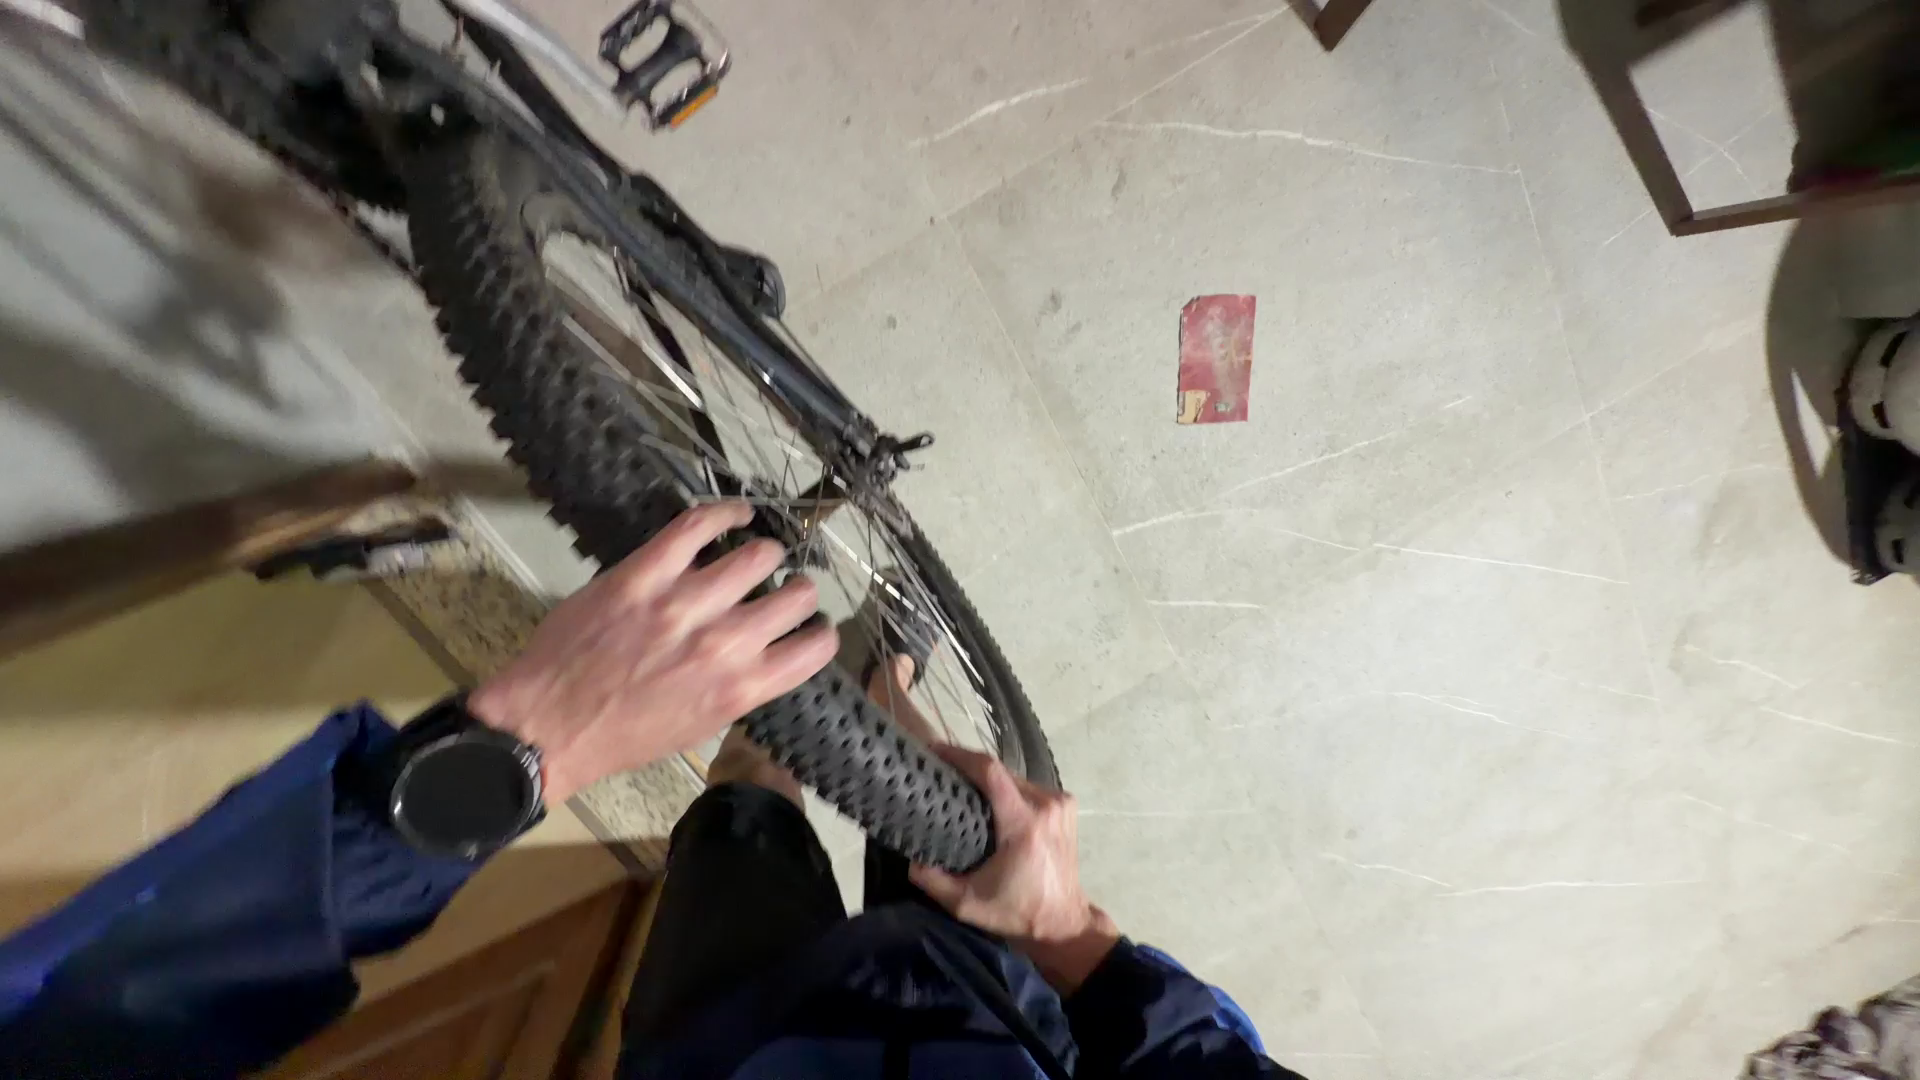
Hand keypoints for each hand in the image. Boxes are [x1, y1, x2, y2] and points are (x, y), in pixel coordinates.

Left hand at [468, 502, 837, 802]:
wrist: (547, 728)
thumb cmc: (628, 736)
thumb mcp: (703, 725)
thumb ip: (745, 685)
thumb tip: (770, 649)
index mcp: (743, 687)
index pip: (816, 648)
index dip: (823, 635)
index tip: (814, 629)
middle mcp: (725, 644)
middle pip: (798, 597)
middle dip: (801, 593)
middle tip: (787, 591)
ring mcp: (684, 604)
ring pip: (758, 557)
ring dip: (768, 556)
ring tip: (761, 558)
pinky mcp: (645, 575)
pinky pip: (697, 527)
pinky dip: (727, 513)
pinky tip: (738, 514)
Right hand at [910, 745, 1120, 994]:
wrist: (1064, 923)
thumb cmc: (1016, 912)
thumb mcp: (967, 904)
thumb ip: (934, 881)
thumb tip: (910, 857)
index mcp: (1023, 824)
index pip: (990, 772)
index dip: (961, 756)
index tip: (936, 751)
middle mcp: (1045, 805)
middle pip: (1000, 771)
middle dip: (970, 768)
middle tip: (943, 771)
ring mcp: (1059, 802)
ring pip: (1015, 776)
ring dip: (990, 779)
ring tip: (964, 785)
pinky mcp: (1066, 804)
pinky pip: (1029, 786)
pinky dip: (1008, 789)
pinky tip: (993, 799)